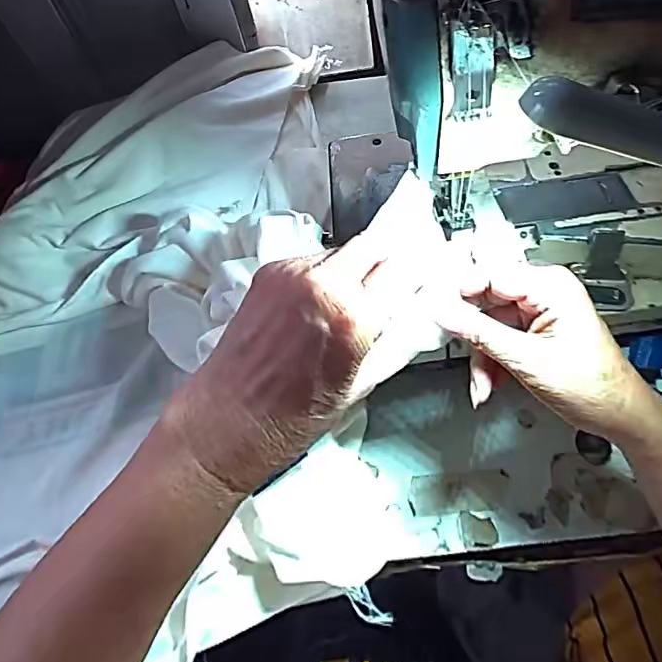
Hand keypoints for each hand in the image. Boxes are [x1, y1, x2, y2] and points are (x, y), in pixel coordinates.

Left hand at [159, 233, 424, 495]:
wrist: (229, 416)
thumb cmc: (289, 417)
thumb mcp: (362, 384)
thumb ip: (393, 339)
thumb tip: (415, 314)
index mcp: (353, 316)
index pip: (405, 268)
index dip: (424, 265)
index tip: (431, 265)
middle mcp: (323, 284)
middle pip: (376, 244)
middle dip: (394, 253)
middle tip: (403, 266)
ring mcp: (293, 273)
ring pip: (344, 249)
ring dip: (360, 263)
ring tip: (358, 292)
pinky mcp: (272, 270)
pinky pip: (314, 259)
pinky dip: (327, 272)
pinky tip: (324, 298)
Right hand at [434, 261, 661, 441]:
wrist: (622, 417)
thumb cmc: (596, 387)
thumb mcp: (528, 360)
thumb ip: (481, 333)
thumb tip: (445, 312)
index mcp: (550, 285)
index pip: (490, 274)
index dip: (461, 294)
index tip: (438, 310)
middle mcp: (544, 290)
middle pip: (485, 300)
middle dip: (474, 336)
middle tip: (462, 355)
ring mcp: (538, 309)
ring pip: (489, 323)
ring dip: (482, 356)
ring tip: (484, 384)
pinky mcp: (534, 327)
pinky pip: (499, 335)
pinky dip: (492, 360)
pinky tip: (492, 382)